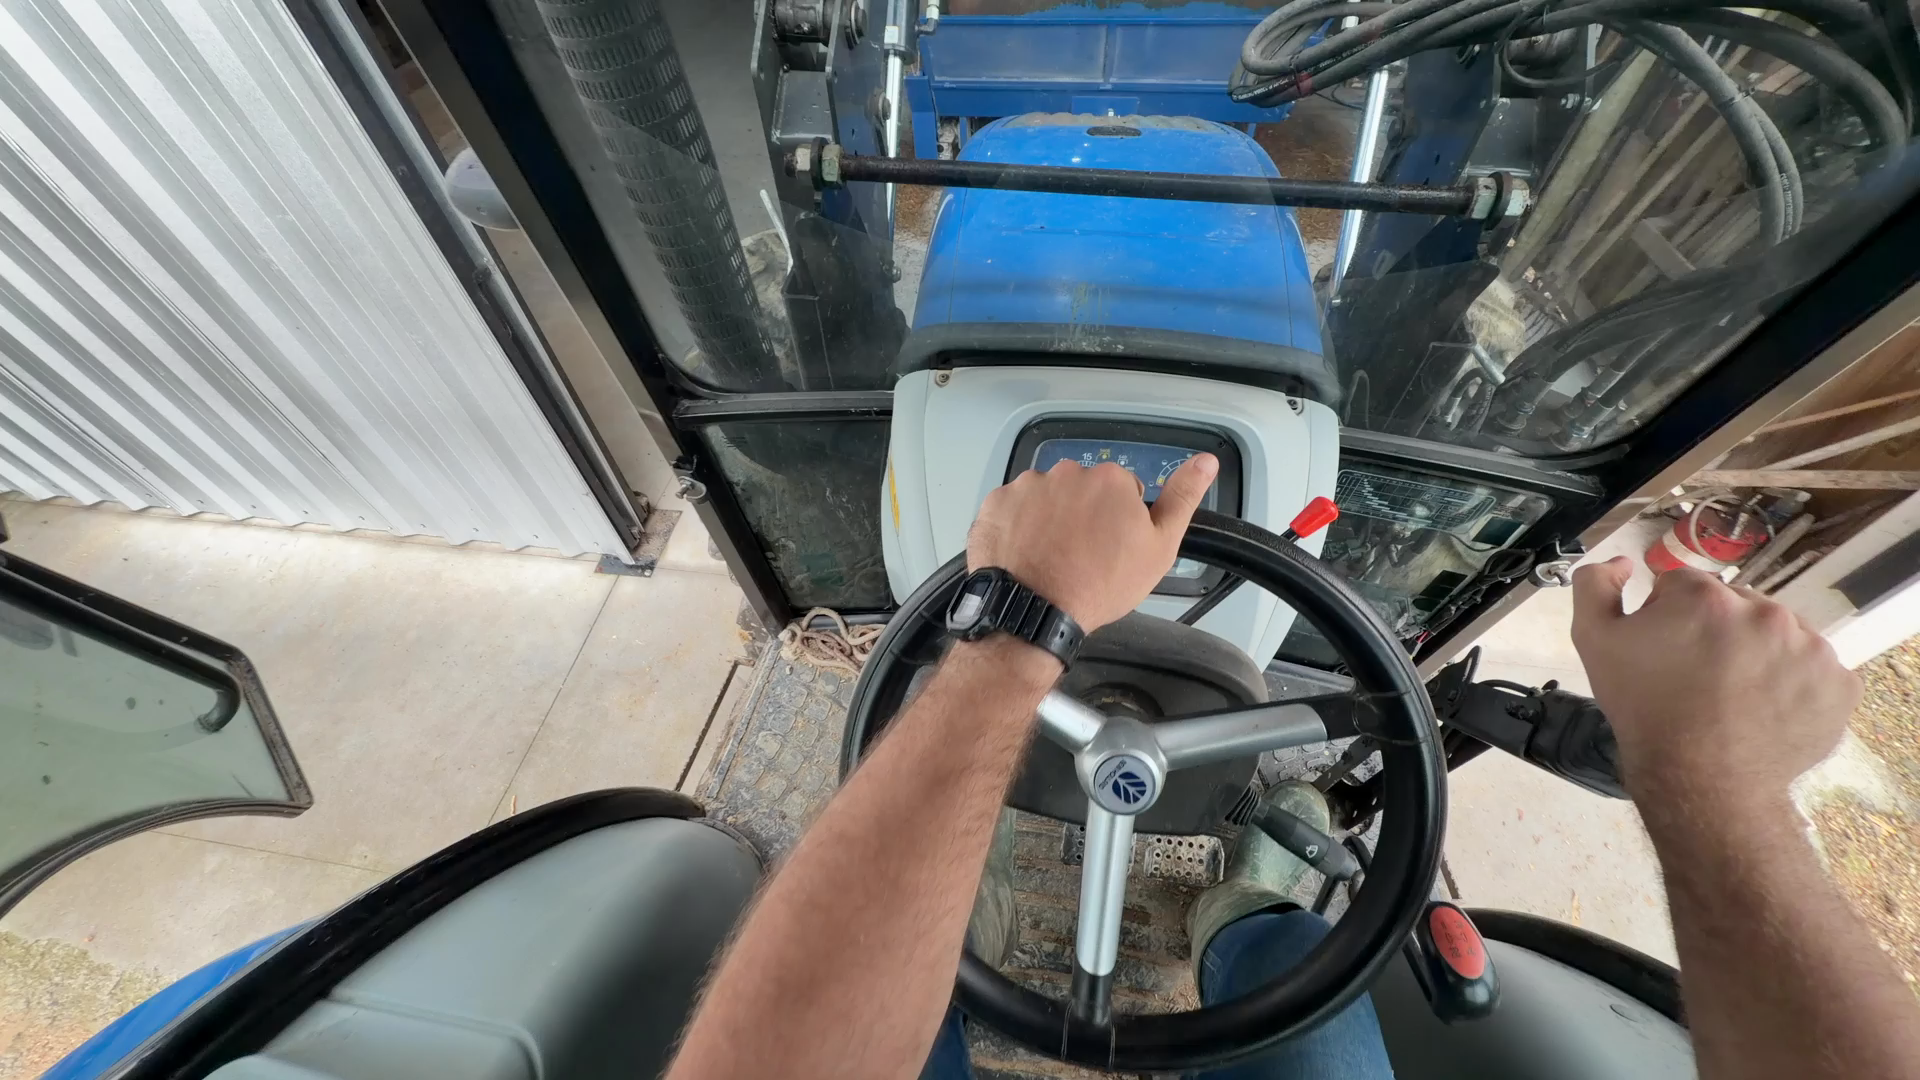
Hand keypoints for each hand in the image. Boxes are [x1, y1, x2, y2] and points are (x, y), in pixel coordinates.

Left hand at [967, 455, 1217, 631]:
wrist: (1035, 610)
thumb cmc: (1098, 584)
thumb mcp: (1158, 548)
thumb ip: (1182, 498)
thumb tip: (1207, 462)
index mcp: (1109, 480)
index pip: (1120, 492)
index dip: (1118, 521)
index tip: (1109, 547)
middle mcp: (1066, 472)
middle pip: (1080, 490)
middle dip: (1081, 515)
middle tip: (1079, 555)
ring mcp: (1026, 486)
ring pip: (1045, 498)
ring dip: (1048, 519)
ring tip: (1050, 558)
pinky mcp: (995, 503)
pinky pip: (1012, 509)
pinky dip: (1017, 527)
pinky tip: (1025, 554)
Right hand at [1570, 557, 1860, 808]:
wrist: (1699, 771)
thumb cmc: (1639, 701)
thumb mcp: (1591, 638)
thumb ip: (1595, 585)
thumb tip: (1623, 563)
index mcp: (1705, 597)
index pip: (1679, 583)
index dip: (1659, 611)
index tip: (1654, 644)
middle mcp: (1766, 611)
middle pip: (1729, 604)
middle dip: (1708, 627)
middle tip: (1685, 668)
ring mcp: (1811, 647)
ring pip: (1770, 632)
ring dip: (1748, 649)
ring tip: (1722, 688)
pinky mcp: (1840, 682)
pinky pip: (1806, 665)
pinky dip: (1783, 677)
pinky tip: (1754, 702)